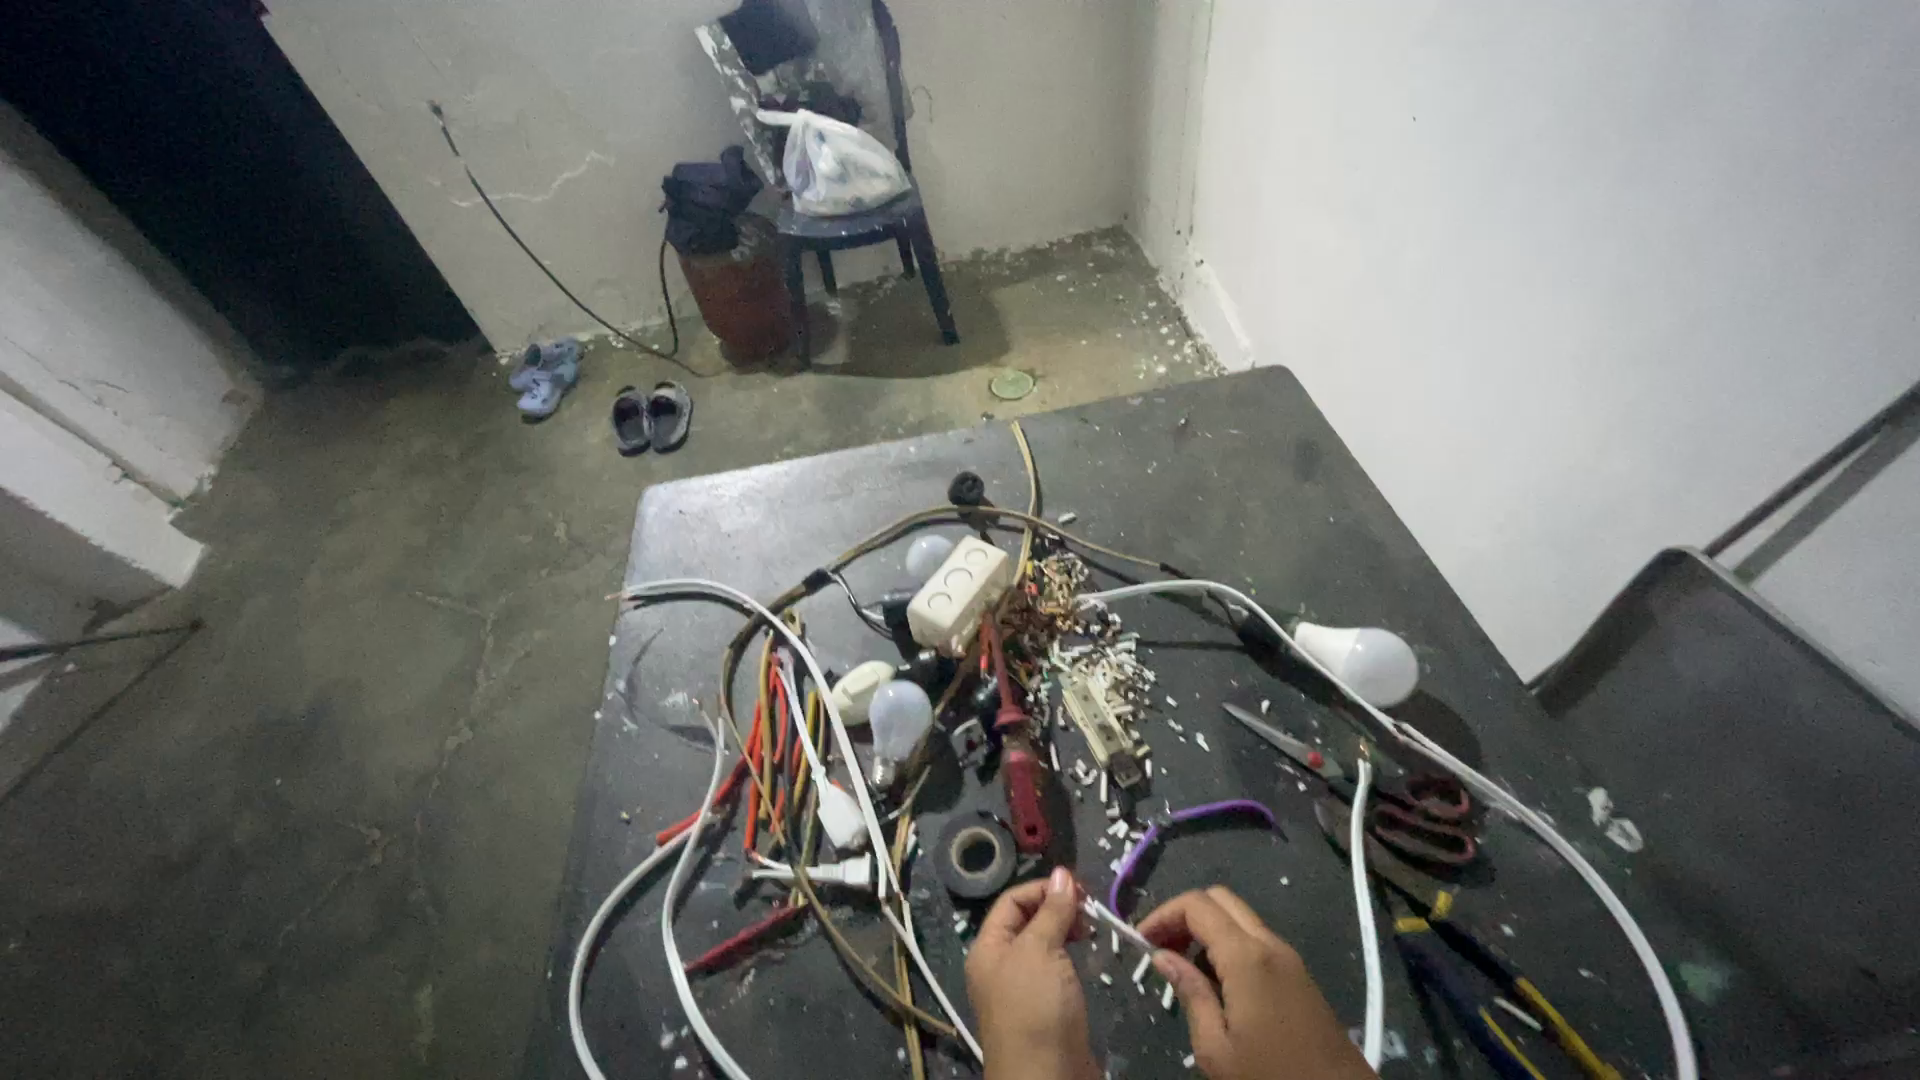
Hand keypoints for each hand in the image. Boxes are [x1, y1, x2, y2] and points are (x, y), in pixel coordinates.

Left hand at [965, 867, 1098, 1079]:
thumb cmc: (1035, 1008)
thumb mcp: (1040, 950)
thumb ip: (1052, 910)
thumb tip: (1063, 872)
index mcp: (987, 947)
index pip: (1011, 901)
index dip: (1043, 888)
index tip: (1078, 887)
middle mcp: (1000, 964)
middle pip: (1027, 921)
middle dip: (1056, 907)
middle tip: (1089, 908)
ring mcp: (1022, 988)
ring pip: (1043, 944)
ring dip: (1065, 929)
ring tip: (1090, 929)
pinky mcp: (1044, 1007)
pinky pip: (1054, 968)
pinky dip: (1070, 955)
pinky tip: (1086, 954)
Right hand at [1141, 887, 1375, 1079]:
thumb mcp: (1217, 1050)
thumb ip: (1190, 993)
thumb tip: (1162, 956)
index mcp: (1247, 956)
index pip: (1196, 905)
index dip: (1163, 914)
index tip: (1140, 941)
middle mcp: (1270, 944)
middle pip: (1219, 899)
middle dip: (1184, 914)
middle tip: (1161, 948)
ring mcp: (1290, 959)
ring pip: (1239, 918)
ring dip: (1207, 930)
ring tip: (1184, 970)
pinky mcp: (1300, 977)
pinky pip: (1256, 940)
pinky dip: (1228, 945)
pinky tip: (1217, 985)